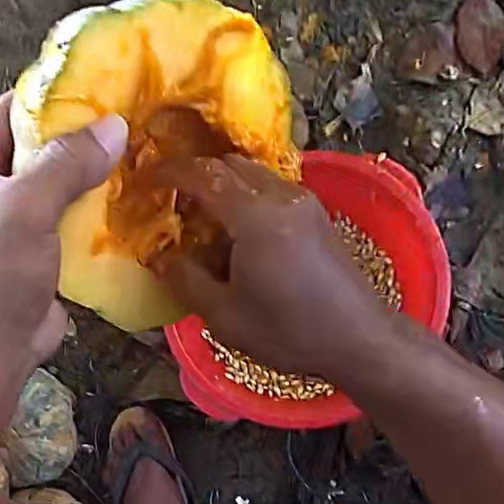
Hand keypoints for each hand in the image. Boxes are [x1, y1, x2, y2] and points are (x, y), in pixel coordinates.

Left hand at [0, 91, 127, 368]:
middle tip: (127, 122)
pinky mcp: (41, 254)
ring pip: (58, 187)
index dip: (47, 97)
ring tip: (137, 157)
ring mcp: (16, 225)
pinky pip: (71, 221)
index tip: (96, 86)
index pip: (7, 113)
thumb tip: (114, 125)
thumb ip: (65, 164)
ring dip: (91, 176)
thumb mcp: (26, 208)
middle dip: (78, 137)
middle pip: (38, 149)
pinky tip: (129, 204)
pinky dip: (96, 212)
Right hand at [152, 155, 399, 377]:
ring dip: (222, 186)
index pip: (203, 174)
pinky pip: (271, 189)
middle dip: (194, 176)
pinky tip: (237, 231)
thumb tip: (160, 257)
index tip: (144, 181)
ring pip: (252, 174)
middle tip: (170, 204)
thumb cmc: (290, 332)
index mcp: (255, 216)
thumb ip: (186, 280)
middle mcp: (282, 196)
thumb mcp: (225, 316)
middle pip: (229, 164)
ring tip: (201, 219)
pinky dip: (245, 196)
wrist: (359, 339)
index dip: (168, 172)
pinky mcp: (317, 215)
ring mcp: (304, 202)